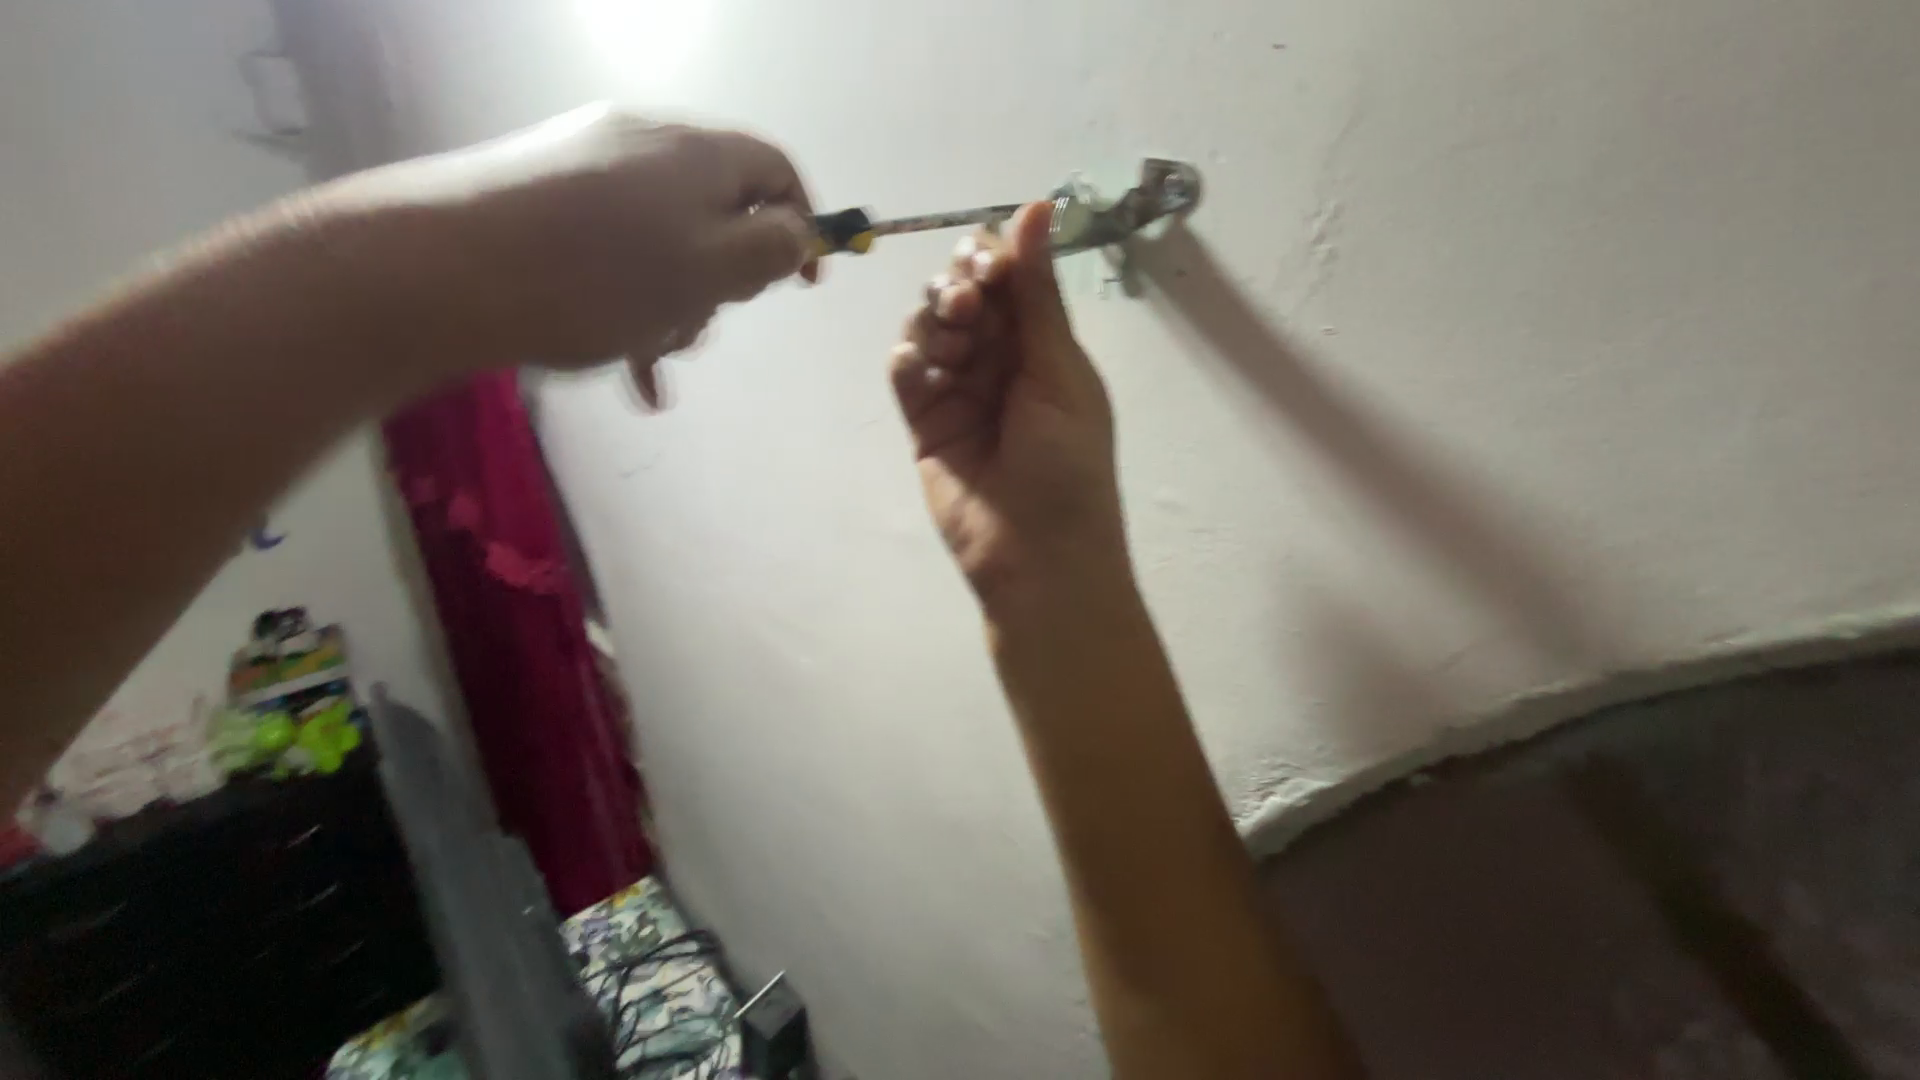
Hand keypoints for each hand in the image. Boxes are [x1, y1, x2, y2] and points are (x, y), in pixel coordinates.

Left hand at [317, 103, 817, 404]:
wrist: (439, 270)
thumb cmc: (598, 277)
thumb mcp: (709, 270)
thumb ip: (769, 251)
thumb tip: (795, 233)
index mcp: (695, 154)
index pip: (777, 173)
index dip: (802, 226)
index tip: (804, 285)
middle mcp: (645, 148)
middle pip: (719, 213)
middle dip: (724, 281)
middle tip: (701, 323)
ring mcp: (588, 172)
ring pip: (666, 245)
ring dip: (673, 303)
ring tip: (647, 350)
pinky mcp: (544, 203)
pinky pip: (615, 257)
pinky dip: (631, 308)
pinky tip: (632, 373)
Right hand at [890, 202, 1130, 604]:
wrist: (1038, 556)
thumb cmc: (1068, 465)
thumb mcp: (1060, 372)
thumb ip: (1038, 294)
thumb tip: (1039, 204)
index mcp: (1044, 348)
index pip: (1009, 282)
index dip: (992, 262)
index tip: (985, 264)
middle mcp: (1000, 364)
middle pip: (965, 298)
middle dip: (962, 289)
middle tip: (970, 307)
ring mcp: (959, 394)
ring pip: (931, 331)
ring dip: (935, 321)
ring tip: (952, 339)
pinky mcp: (925, 426)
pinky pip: (905, 377)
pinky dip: (906, 361)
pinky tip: (917, 364)